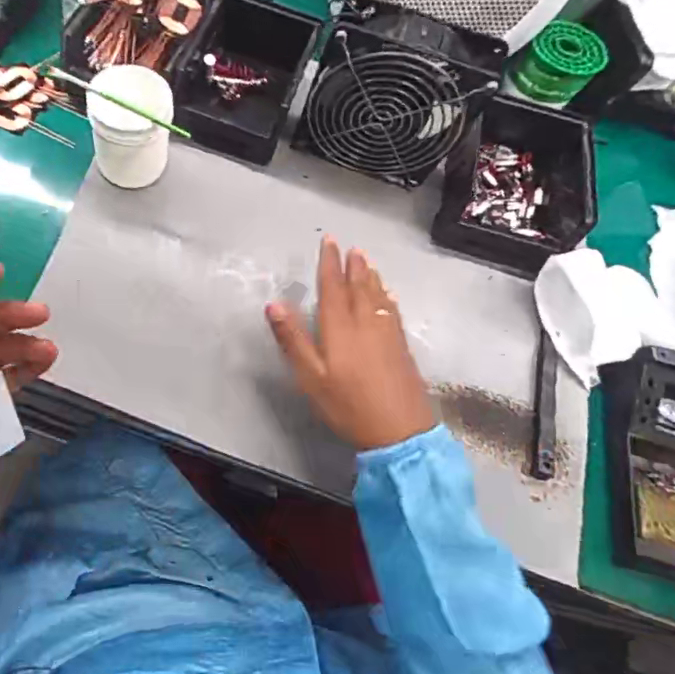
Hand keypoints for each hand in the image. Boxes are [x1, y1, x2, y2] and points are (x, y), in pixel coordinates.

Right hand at [266, 236, 436, 450]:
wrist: (400, 431)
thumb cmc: (348, 405)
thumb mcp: (310, 377)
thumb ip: (293, 339)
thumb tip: (274, 304)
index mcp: (340, 328)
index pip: (333, 288)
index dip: (329, 264)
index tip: (329, 242)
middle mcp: (366, 323)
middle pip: (359, 287)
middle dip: (353, 266)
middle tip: (351, 247)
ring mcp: (387, 335)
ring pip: (378, 297)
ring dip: (371, 277)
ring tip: (367, 262)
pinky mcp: (401, 347)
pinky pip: (393, 312)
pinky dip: (388, 298)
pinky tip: (390, 295)